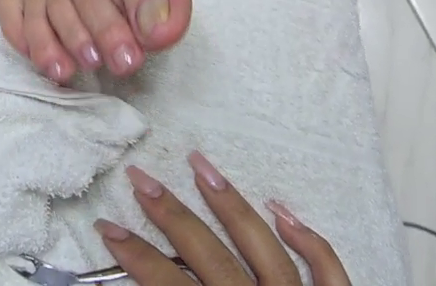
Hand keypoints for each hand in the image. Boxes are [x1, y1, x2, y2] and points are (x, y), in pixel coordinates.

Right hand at [95, 154, 350, 285]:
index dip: (135, 256)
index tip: (106, 228)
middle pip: (209, 255)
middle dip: (171, 212)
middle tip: (140, 176)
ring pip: (264, 246)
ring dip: (230, 203)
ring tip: (200, 164)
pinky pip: (329, 271)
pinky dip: (307, 239)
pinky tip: (282, 209)